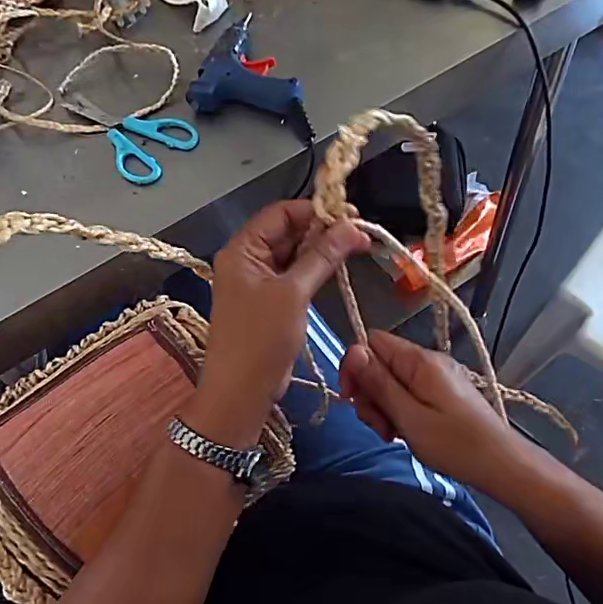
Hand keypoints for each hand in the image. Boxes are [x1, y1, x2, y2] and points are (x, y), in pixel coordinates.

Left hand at [191, 201, 367, 446]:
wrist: (241, 392)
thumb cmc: (260, 339)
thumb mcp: (293, 293)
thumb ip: (322, 256)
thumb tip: (352, 227)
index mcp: (242, 250)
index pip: (280, 213)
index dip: (315, 210)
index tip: (351, 215)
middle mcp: (247, 260)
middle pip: (288, 232)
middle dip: (323, 231)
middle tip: (361, 234)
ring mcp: (259, 282)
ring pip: (294, 254)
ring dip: (322, 251)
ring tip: (357, 248)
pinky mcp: (271, 302)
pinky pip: (295, 276)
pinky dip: (316, 270)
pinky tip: (338, 268)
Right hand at [339, 330, 531, 492]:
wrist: (503, 465)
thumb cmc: (456, 444)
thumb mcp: (409, 417)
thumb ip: (379, 383)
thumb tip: (352, 351)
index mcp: (420, 361)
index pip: (371, 342)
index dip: (355, 367)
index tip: (352, 399)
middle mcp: (429, 362)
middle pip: (380, 363)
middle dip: (370, 394)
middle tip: (381, 427)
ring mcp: (437, 378)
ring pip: (392, 382)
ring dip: (384, 408)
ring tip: (395, 435)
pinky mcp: (443, 394)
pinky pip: (409, 394)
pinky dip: (400, 413)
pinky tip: (407, 434)